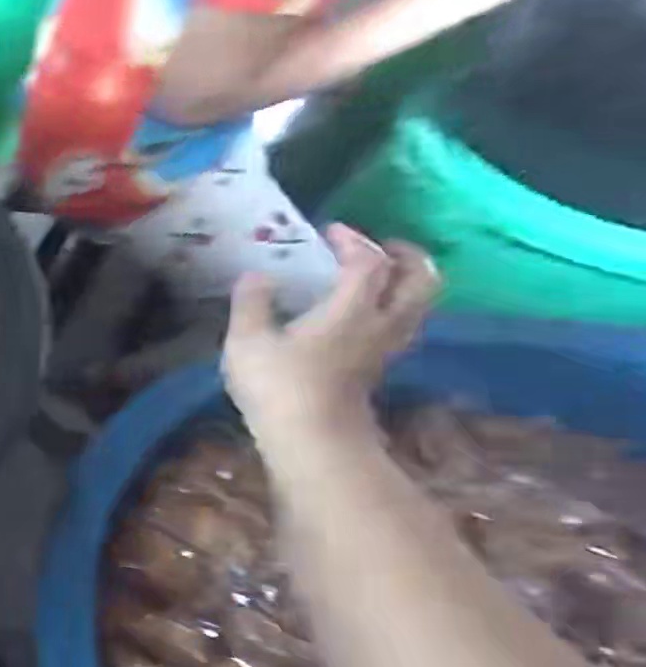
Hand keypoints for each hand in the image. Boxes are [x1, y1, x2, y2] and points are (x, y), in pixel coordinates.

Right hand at [223, 224, 439, 445]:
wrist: (309, 436)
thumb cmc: (276, 384)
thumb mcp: (246, 341)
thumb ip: (251, 304)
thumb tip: (255, 276)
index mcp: (351, 309)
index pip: (369, 263)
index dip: (354, 242)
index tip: (332, 230)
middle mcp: (381, 322)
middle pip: (419, 279)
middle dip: (405, 256)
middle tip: (381, 247)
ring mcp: (386, 346)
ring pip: (419, 302)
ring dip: (408, 281)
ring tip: (381, 276)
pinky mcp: (380, 366)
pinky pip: (403, 323)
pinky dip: (395, 307)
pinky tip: (367, 314)